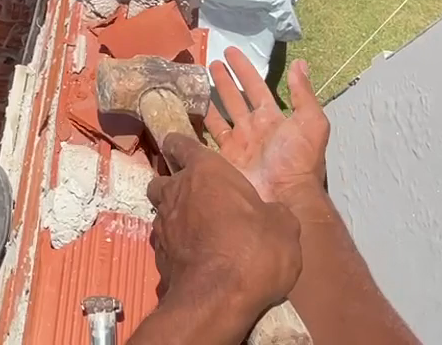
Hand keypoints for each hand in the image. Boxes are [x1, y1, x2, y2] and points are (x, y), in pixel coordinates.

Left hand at [146, 134, 301, 323]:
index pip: (180, 144)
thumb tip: (271, 215)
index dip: (180, 146)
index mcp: (205, 171)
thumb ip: (273, 213)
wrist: (217, 297)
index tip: (183, 150)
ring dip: (172, 213)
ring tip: (193, 229)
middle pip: (164, 177)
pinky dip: (174, 245)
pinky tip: (191, 258)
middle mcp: (177, 189)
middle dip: (175, 184)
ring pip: (159, 207)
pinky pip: (162, 240)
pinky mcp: (158, 253)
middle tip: (197, 199)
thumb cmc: (251, 249)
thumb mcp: (283, 227)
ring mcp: (162, 221)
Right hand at [204, 48, 329, 205]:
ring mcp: (236, 145)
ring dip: (209, 99)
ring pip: (218, 115)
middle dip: (224, 81)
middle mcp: (252, 129)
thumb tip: (300, 63)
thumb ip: (303, 94)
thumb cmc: (297, 159)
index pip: (255, 87)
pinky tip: (185, 111)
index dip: (244, 69)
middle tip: (210, 63)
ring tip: (195, 82)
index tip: (230, 52)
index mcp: (272, 119)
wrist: (283, 197)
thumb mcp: (310, 123)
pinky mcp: (222, 159)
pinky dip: (196, 125)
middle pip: (235, 98)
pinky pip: (206, 137)